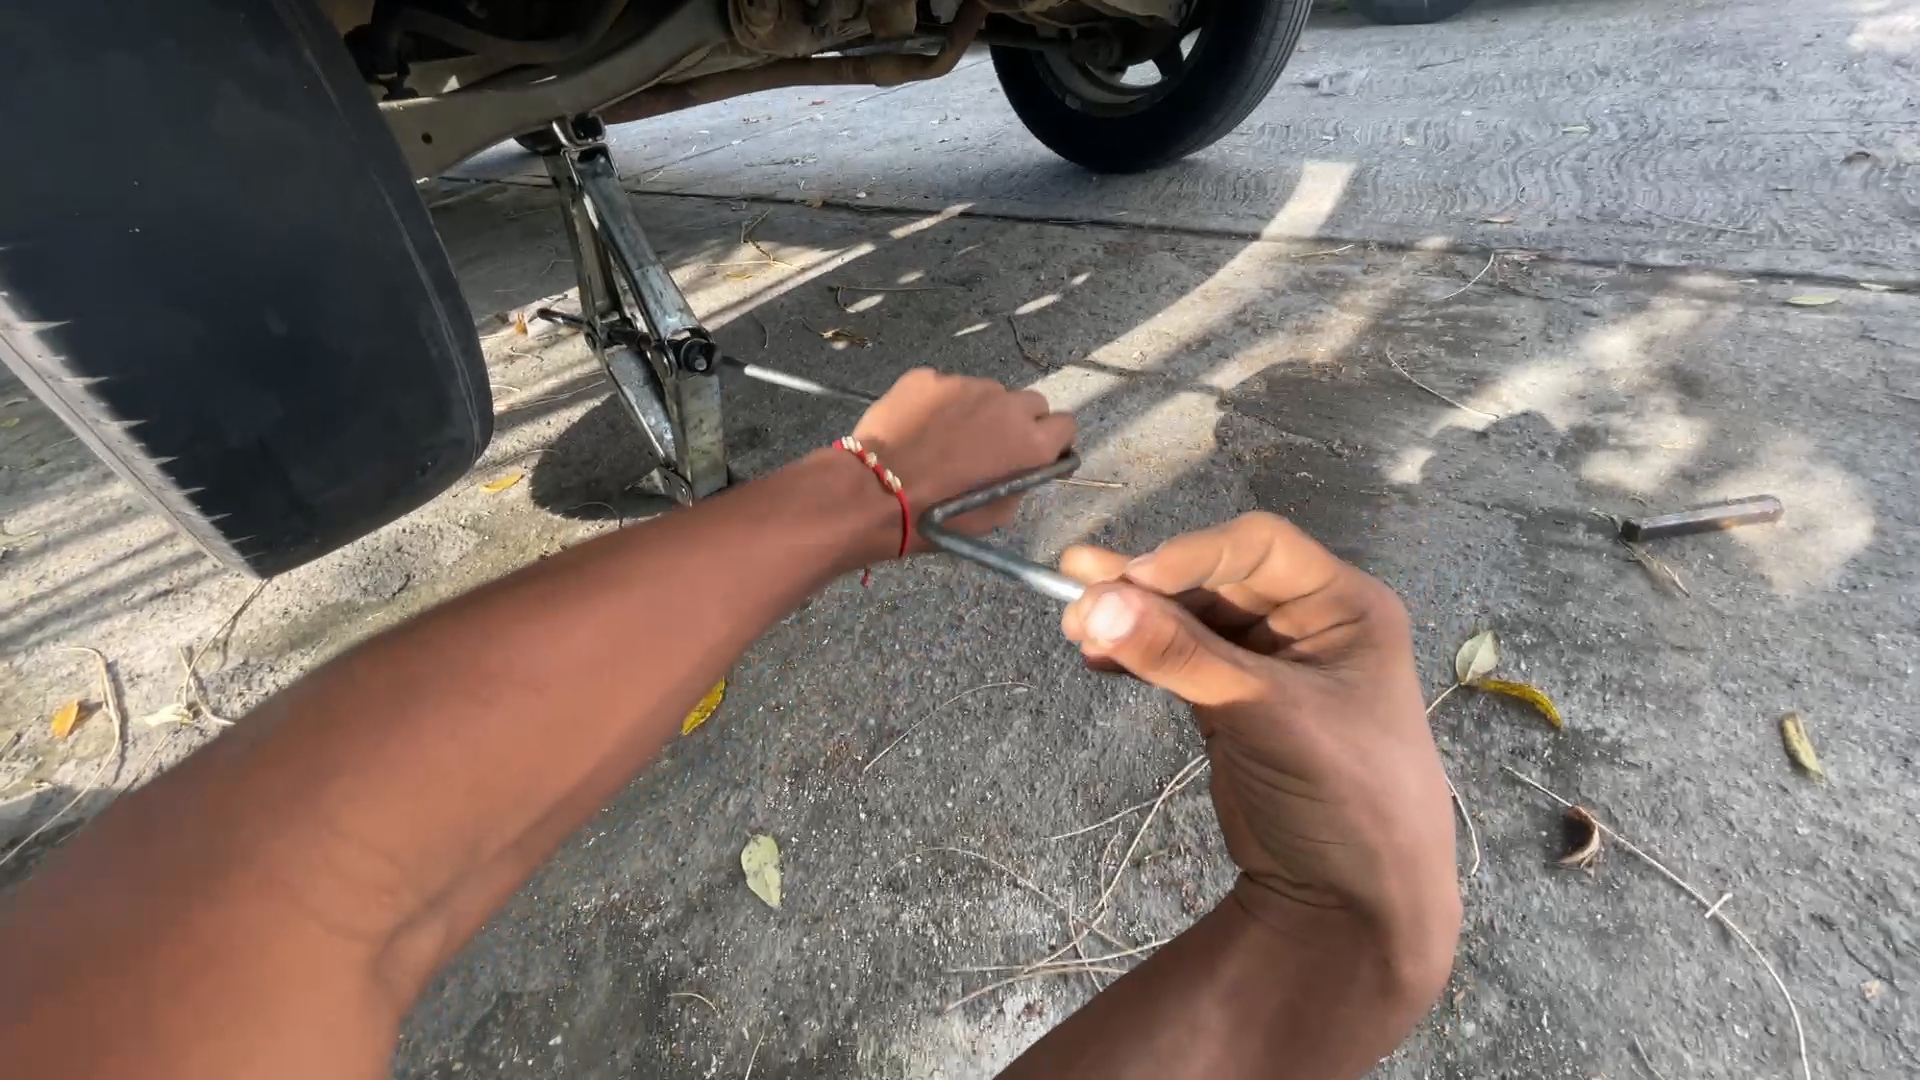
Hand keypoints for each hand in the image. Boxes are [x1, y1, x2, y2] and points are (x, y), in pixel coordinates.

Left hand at [853, 368, 1074, 547]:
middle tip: (994, 445)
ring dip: (979, 410)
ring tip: (948, 438)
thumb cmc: (934, 517)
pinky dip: (941, 404)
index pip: (1065, 425)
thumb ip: (1017, 488)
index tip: (1039, 450)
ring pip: (987, 392)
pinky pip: (947, 387)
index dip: (1053, 439)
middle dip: (1020, 421)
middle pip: (1031, 403)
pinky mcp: (929, 377)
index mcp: (1027, 443)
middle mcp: (1004, 405)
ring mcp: (965, 385)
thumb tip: (1020, 473)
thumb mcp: (990, 520)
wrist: (872, 494)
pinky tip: (920, 428)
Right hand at [1058, 514, 1458, 976]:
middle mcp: (1302, 620)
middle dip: (1145, 588)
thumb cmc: (1343, 797)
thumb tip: (1095, 605)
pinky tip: (1097, 658)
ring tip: (1073, 625)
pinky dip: (1136, 655)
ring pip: (1185, 617)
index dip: (1192, 554)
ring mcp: (1260, 659)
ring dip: (1131, 620)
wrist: (1353, 907)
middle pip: (1211, 579)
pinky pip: (1174, 657)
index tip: (1128, 579)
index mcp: (1341, 605)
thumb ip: (1180, 658)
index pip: (1259, 548)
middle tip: (1075, 594)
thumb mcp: (1266, 717)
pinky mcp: (1226, 695)